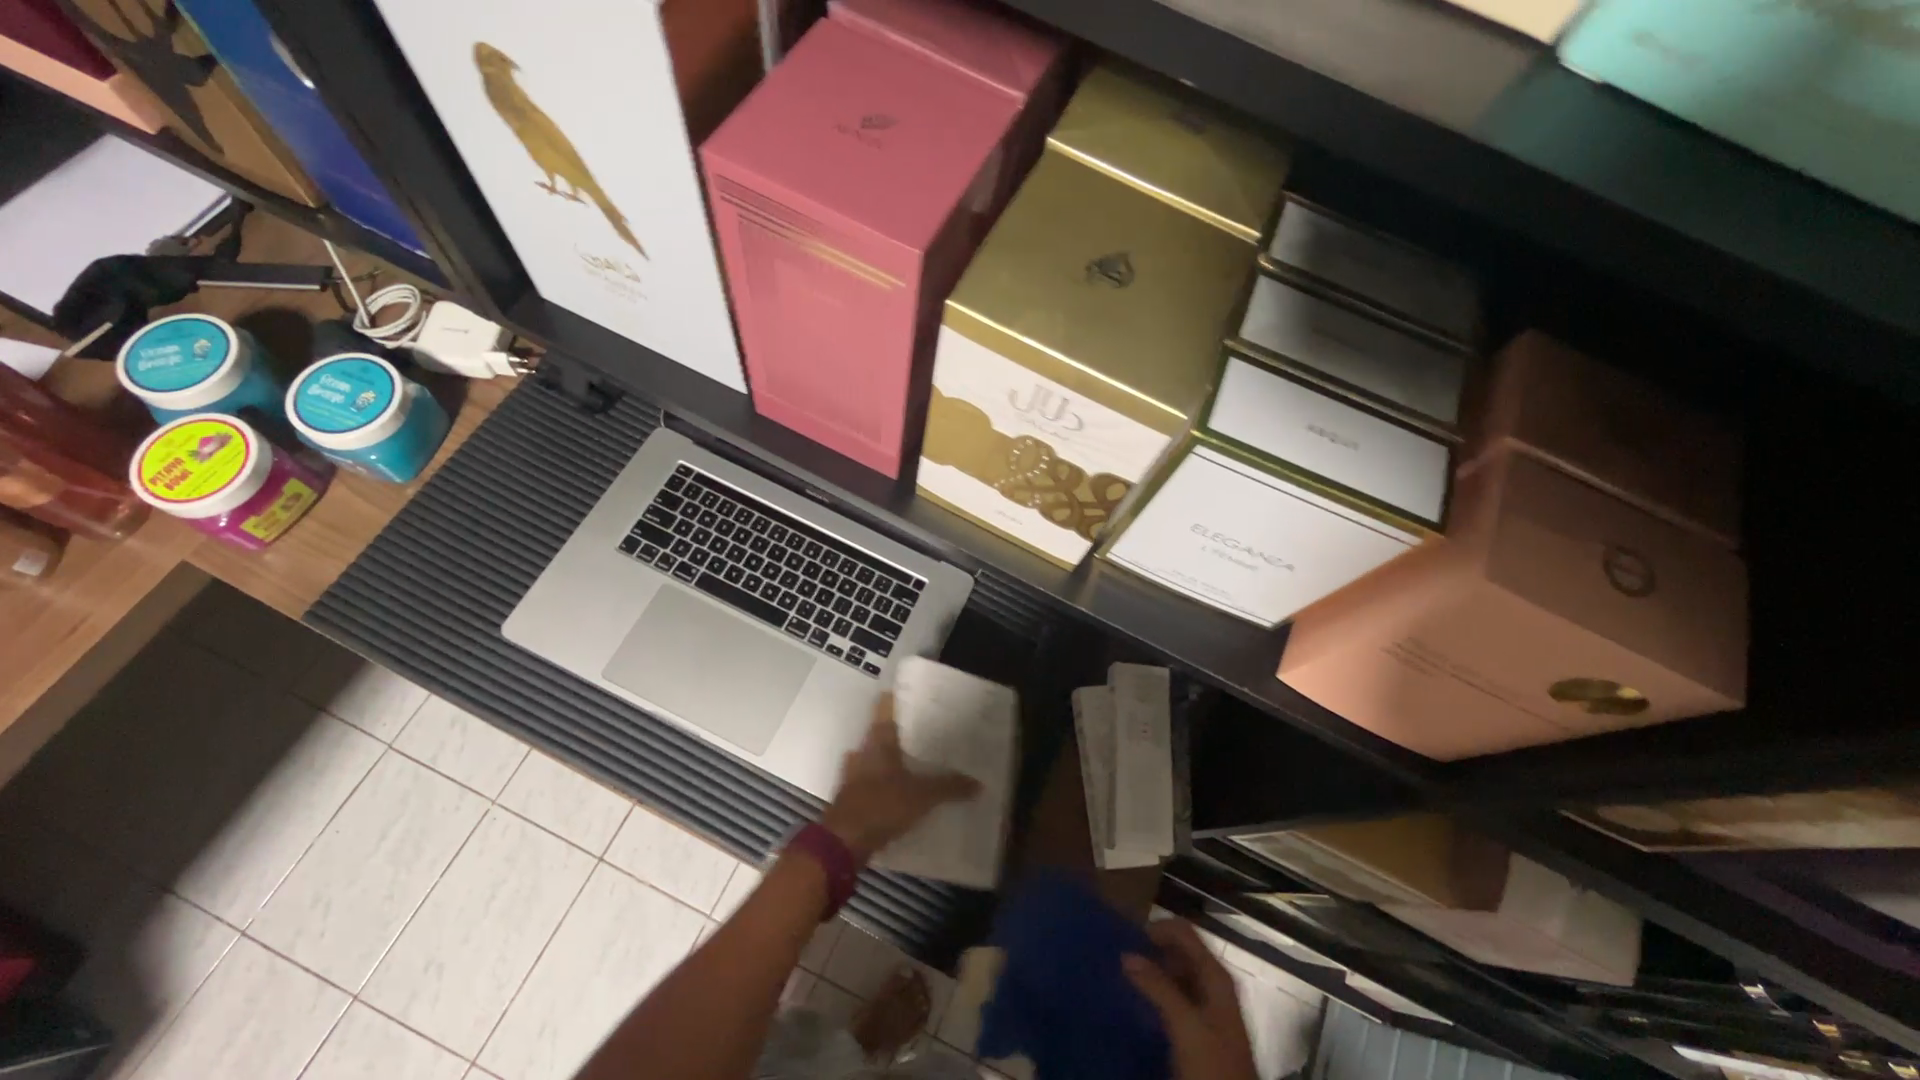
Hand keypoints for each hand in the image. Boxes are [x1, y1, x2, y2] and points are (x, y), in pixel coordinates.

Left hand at [820, 695, 980, 861]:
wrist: (843, 842)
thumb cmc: (882, 806)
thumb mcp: (922, 796)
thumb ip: (949, 787)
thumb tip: (978, 783)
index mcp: (878, 741)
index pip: (885, 707)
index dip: (898, 698)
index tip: (916, 696)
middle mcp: (863, 751)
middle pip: (882, 733)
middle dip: (902, 734)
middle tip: (928, 734)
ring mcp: (853, 774)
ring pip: (875, 758)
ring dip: (892, 760)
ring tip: (918, 764)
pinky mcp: (851, 796)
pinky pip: (871, 782)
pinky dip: (884, 785)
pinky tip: (902, 793)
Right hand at [1124, 920, 1258, 1079]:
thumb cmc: (1213, 1065)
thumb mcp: (1186, 1026)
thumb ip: (1158, 988)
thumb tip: (1126, 954)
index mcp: (1216, 976)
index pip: (1184, 932)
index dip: (1156, 930)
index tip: (1126, 939)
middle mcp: (1212, 984)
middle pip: (1179, 951)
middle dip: (1150, 950)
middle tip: (1117, 958)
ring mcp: (1206, 1006)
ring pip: (1174, 975)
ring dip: (1150, 972)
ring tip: (1120, 977)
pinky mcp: (1197, 1027)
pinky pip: (1172, 997)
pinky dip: (1154, 994)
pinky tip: (1135, 1002)